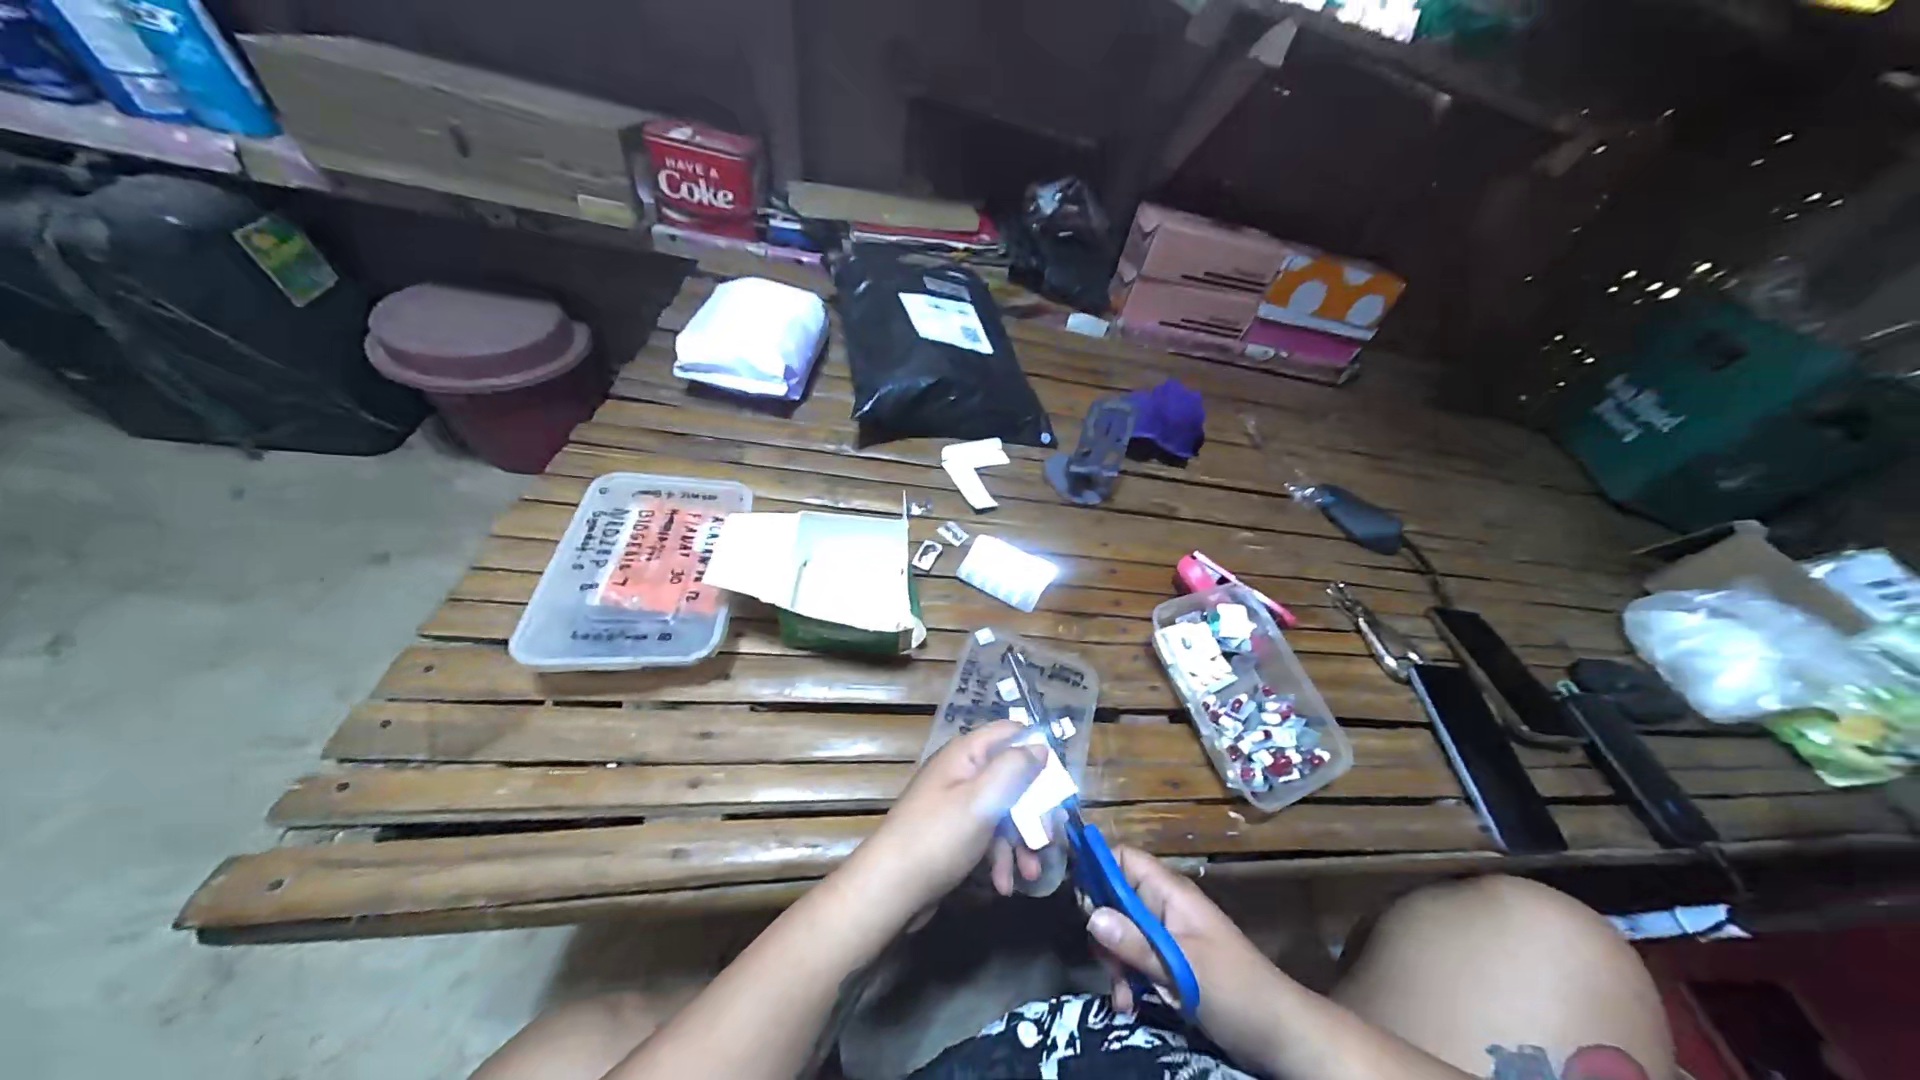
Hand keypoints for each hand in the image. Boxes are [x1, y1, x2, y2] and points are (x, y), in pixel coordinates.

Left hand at [841, 722, 1046, 920]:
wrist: (890, 889)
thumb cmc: (938, 838)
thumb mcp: (982, 800)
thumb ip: (1014, 769)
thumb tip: (1039, 745)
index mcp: (966, 755)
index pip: (1011, 733)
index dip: (1037, 752)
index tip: (1057, 784)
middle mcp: (962, 773)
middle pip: (1013, 779)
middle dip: (1034, 812)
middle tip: (1048, 840)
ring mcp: (957, 805)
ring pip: (1005, 813)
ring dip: (1020, 843)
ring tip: (1030, 874)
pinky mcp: (955, 835)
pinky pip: (988, 837)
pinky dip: (1000, 859)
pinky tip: (1003, 884)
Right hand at [1085, 846, 1288, 1065]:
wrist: (1282, 1037)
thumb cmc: (1237, 991)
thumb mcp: (1183, 968)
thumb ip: (1136, 942)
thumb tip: (1090, 914)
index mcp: (1170, 893)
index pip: (1123, 858)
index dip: (1098, 870)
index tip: (1079, 902)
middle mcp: (1164, 908)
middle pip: (1114, 899)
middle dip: (1104, 932)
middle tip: (1107, 965)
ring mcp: (1166, 937)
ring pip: (1121, 933)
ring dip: (1115, 964)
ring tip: (1124, 998)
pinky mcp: (1169, 965)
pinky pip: (1134, 960)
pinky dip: (1127, 981)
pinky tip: (1130, 1006)